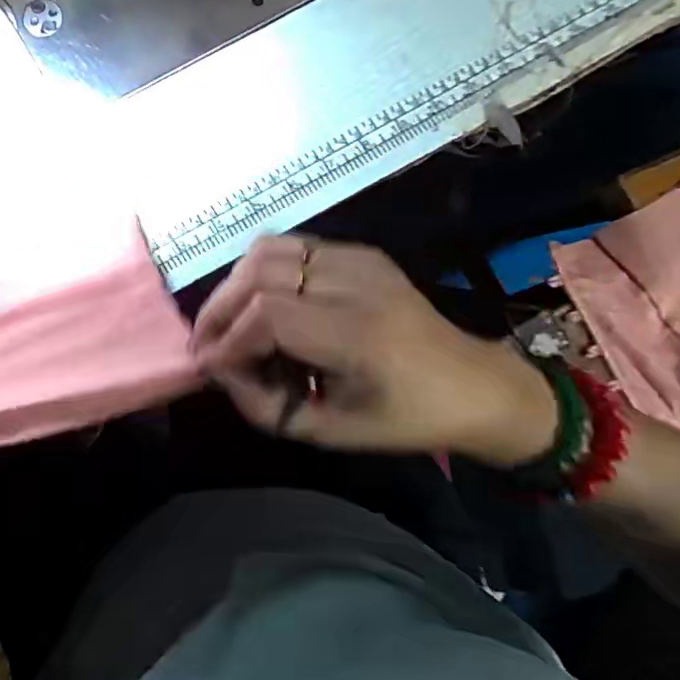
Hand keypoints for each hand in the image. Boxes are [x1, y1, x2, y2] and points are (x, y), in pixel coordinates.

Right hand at [192, 236, 557, 466]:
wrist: (475, 384)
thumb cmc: (406, 419)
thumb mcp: (333, 432)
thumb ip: (267, 406)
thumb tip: (221, 373)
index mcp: (358, 335)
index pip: (268, 316)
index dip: (226, 340)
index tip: (206, 367)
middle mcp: (356, 285)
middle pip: (260, 272)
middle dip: (219, 308)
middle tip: (204, 343)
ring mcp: (360, 260)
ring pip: (269, 249)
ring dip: (235, 284)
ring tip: (227, 321)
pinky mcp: (362, 253)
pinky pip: (293, 247)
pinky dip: (263, 272)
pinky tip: (262, 303)